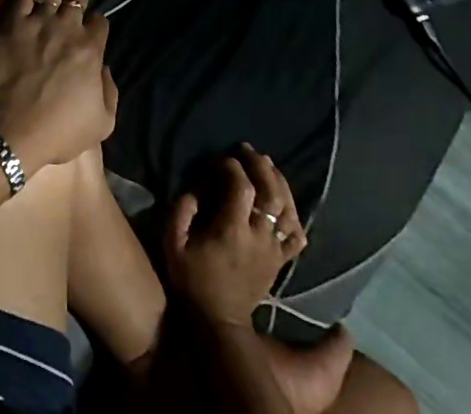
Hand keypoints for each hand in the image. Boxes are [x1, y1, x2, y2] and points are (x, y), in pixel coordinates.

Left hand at [0, 0, 116, 169]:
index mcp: (91, 50)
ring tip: (46, 5)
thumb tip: (103, 69)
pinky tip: (24, 8)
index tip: (88, 33)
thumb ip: (110, 92)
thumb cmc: (57, 132)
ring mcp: (38, 23)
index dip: (95, 25)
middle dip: (76, 0)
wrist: (10, 130)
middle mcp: (67, 29)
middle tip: (69, 11)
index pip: (100, 21)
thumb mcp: (102, 124)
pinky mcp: (11, 24)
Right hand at [165, 144, 306, 327]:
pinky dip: (295, 215)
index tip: (221, 159)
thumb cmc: (192, 279)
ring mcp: (274, 249)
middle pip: (270, 192)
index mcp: (232, 230)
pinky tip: (287, 202)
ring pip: (288, 209)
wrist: (219, 320)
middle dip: (260, 166)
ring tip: (268, 164)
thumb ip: (180, 212)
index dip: (233, 168)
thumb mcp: (173, 244)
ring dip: (280, 182)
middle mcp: (259, 237)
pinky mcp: (281, 261)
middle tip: (248, 150)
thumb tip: (195, 190)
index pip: (242, 188)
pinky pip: (297, 236)